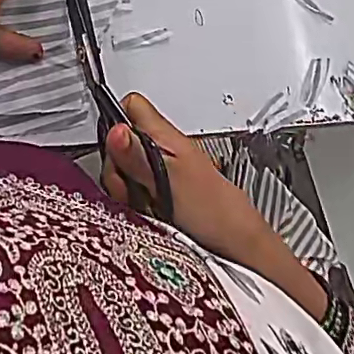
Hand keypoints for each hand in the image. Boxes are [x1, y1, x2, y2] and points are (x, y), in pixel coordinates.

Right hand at [101, 94, 328, 317]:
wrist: (238, 246)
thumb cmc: (215, 210)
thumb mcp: (170, 179)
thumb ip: (139, 155)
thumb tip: (115, 130)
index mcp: (165, 135)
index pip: (131, 106)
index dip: (117, 122)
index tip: (115, 148)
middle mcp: (162, 150)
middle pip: (119, 145)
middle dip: (117, 169)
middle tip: (131, 188)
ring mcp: (160, 174)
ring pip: (123, 172)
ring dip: (125, 192)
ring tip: (145, 206)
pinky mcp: (159, 196)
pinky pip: (132, 194)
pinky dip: (134, 206)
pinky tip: (147, 216)